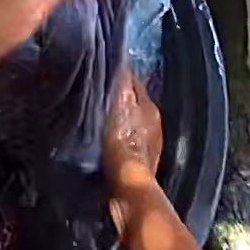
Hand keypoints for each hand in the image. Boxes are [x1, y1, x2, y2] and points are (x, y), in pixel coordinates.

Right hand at [104, 68, 163, 187]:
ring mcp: (151, 142)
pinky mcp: (143, 159)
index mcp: (149, 105)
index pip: (132, 78)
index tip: (99, 71)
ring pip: (130, 117)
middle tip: (96, 92)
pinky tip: (106, 135)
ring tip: (98, 113)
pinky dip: (119, 132)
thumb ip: (119, 82)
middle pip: (132, 98)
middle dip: (117, 94)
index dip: (116, 73)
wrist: (129, 188)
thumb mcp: (117, 105)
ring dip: (118, 114)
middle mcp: (154, 120)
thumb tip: (119, 61)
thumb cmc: (121, 143)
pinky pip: (129, 135)